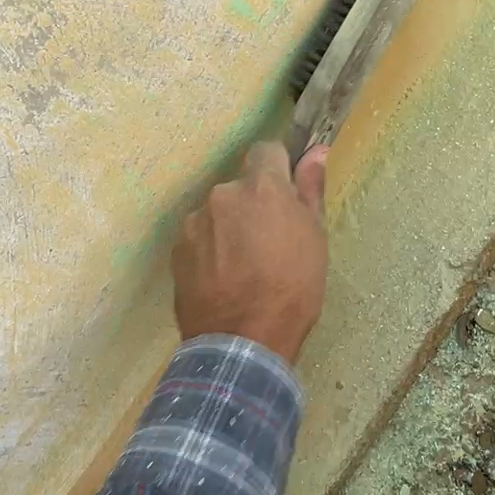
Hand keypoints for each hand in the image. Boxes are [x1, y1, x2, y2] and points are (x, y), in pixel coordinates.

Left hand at [172, 142, 329, 363]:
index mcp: (261, 186)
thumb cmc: (293, 289)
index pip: (266, 150)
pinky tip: (223, 278)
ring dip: (229, 227)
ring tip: (243, 266)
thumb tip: (316, 151)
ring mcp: (195, 222)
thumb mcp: (315, 237)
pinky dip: (211, 249)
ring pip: (218, 212)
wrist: (243, 343)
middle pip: (240, 186)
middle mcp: (222, 194)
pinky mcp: (177, 249)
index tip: (285, 192)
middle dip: (253, 204)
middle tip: (269, 241)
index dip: (277, 168)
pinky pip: (200, 237)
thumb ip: (311, 189)